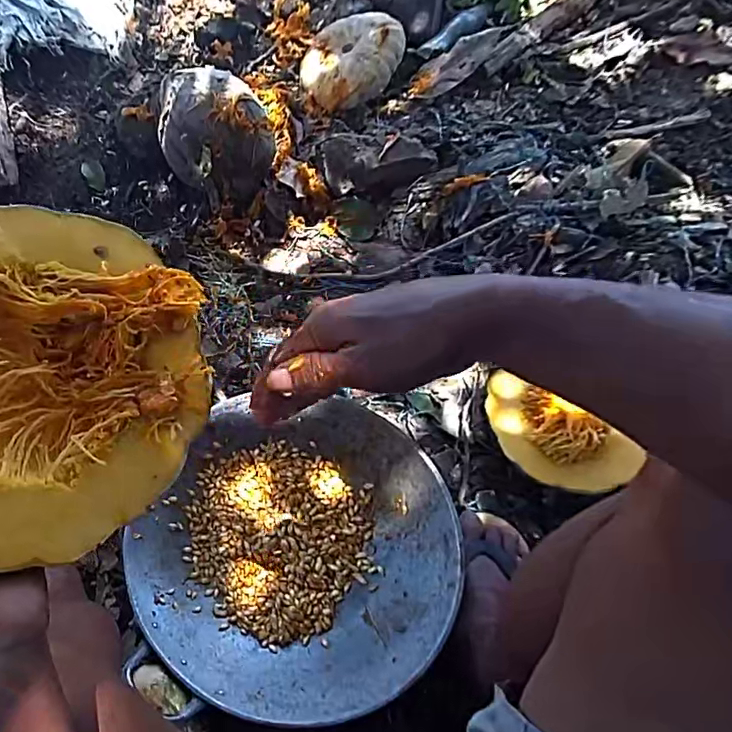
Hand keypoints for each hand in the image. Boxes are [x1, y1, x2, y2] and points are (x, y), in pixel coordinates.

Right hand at [251, 276, 491, 422]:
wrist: (472, 313)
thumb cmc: (414, 343)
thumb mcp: (360, 367)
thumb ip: (314, 375)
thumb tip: (270, 379)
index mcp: (321, 326)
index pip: (278, 361)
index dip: (265, 391)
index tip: (258, 417)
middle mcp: (333, 316)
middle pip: (294, 355)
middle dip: (279, 386)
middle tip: (272, 417)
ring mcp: (357, 316)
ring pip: (317, 352)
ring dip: (302, 379)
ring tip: (296, 404)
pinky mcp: (379, 321)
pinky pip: (338, 349)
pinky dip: (325, 369)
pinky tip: (331, 379)